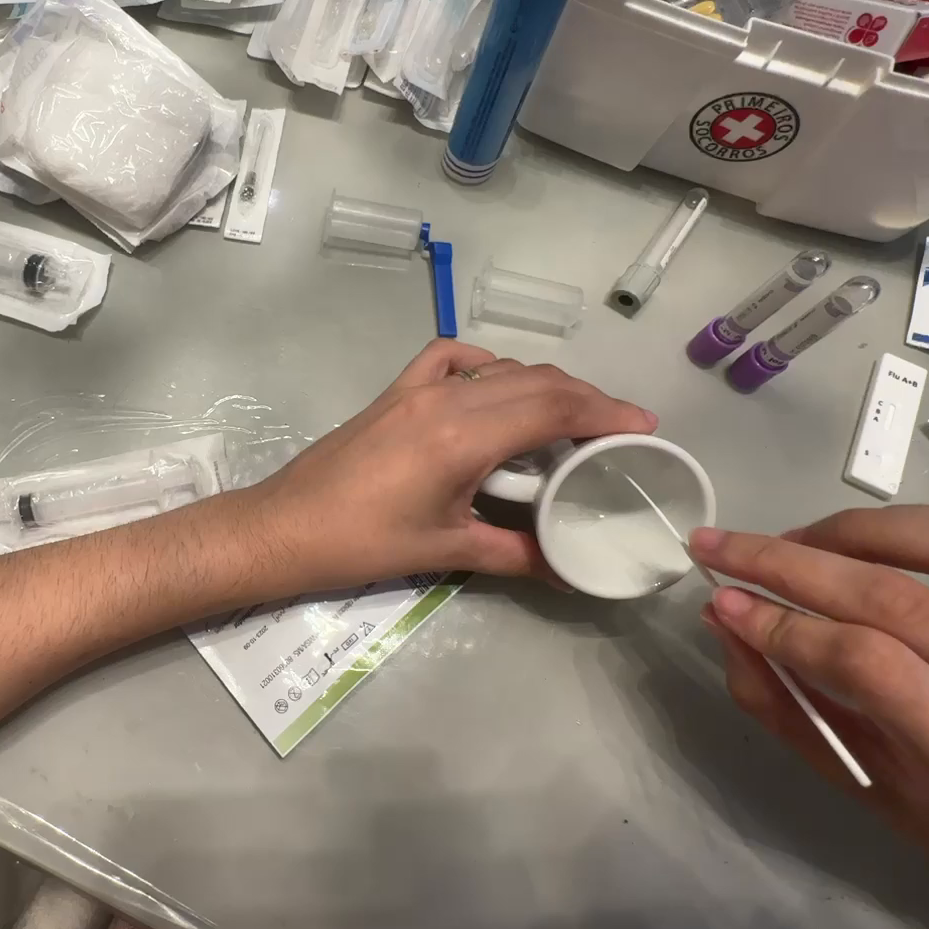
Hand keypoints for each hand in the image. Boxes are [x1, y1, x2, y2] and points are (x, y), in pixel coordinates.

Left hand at [246, 339, 655, 590]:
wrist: (286, 527)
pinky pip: (446, 360)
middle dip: (583, 399)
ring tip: (563, 420)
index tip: (642, 426)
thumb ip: (517, 553)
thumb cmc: (363, 543)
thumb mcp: (447, 550)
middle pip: (532, 380)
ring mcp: (412, 390)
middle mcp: (442, 399)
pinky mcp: (390, 393)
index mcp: (461, 436)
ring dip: (537, 385)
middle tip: (612, 431)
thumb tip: (569, 568)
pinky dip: (481, 364)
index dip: (605, 411)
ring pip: (495, 368)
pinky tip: (491, 389)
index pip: (552, 406)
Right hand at [692, 507, 928, 928]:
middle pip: (905, 603)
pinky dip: (914, 524)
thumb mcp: (851, 774)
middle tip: (721, 546)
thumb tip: (723, 613)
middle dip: (792, 564)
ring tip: (795, 540)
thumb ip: (777, 696)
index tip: (719, 601)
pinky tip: (858, 539)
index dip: (785, 626)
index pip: (875, 668)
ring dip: (859, 531)